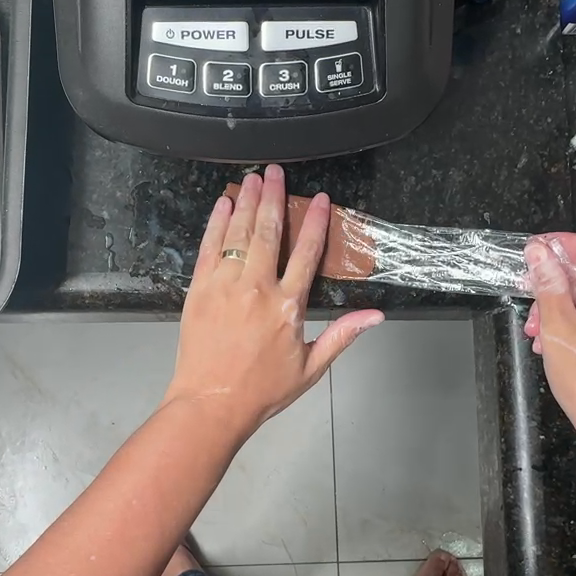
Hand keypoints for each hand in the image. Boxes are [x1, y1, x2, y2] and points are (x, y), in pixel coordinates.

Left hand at [165, 165, 382, 434]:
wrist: (210, 404)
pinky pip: (208, 248)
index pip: (306, 254)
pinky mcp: (199, 289)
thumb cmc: (261, 391)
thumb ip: (342, 336)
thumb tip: (376, 316)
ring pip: (239, 234)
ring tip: (254, 177)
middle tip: (277, 171)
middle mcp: (257, 288)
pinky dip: (216, 223)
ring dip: (248, 202)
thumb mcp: (310, 368)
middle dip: (275, 198)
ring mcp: (225, 286)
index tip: (319, 199)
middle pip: (269, 232)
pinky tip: (224, 204)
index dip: (314, 223)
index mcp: (287, 306)